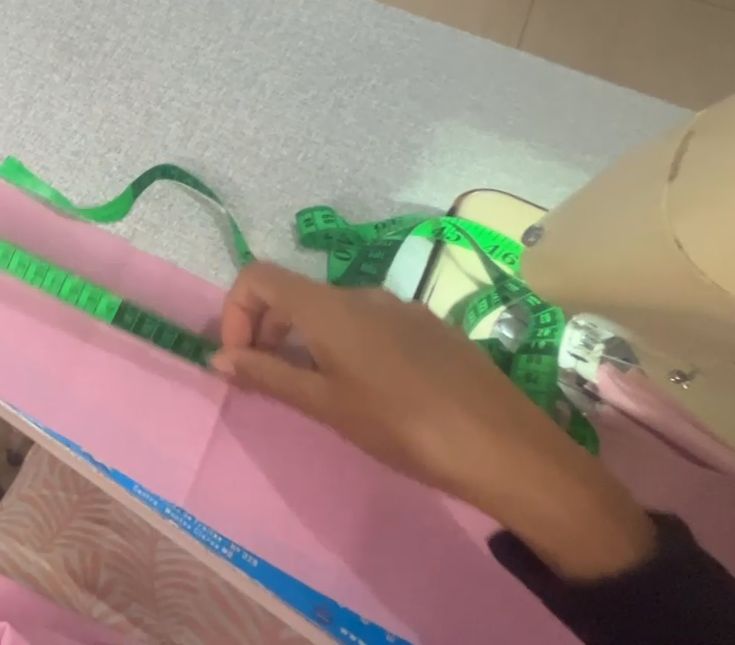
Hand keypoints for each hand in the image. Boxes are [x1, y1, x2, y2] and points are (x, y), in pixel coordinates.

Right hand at [213, 262, 655, 580]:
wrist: (517, 457)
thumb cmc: (405, 428)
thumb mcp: (325, 405)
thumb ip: (266, 375)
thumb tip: (217, 358)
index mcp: (329, 307)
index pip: (258, 277)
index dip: (234, 310)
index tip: (239, 356)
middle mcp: (362, 294)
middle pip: (293, 293)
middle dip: (266, 328)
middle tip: (266, 376)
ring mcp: (402, 309)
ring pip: (331, 310)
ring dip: (305, 339)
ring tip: (315, 388)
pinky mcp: (433, 329)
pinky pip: (369, 323)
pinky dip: (344, 344)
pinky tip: (368, 389)